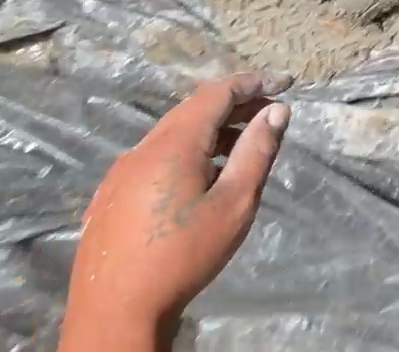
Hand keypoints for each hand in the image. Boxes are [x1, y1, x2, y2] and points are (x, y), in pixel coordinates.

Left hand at [59, 73, 292, 350]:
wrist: (114, 317)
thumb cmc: (184, 255)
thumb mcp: (236, 202)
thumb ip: (257, 150)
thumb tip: (277, 110)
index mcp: (171, 147)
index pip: (216, 94)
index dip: (254, 82)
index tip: (288, 83)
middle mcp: (140, 152)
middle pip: (193, 109)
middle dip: (237, 103)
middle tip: (273, 111)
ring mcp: (119, 176)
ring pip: (173, 133)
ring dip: (214, 128)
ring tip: (246, 144)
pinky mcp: (110, 198)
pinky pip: (156, 156)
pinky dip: (190, 149)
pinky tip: (206, 175)